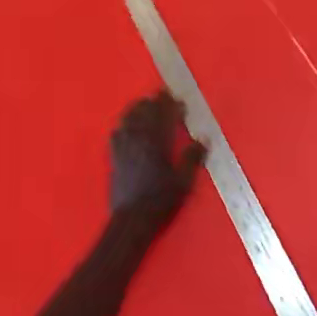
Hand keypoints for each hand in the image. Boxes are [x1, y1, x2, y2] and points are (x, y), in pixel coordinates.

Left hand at [107, 92, 207, 241]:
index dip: (171, 105)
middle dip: (155, 102)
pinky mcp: (114, 156)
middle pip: (144, 112)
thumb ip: (192, 158)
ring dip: (138, 108)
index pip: (164, 115)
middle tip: (163, 96)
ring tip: (145, 104)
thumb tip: (203, 139)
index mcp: (156, 143)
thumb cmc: (161, 202)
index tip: (179, 99)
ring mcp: (123, 147)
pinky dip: (123, 123)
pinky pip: (116, 132)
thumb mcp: (183, 182)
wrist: (132, 219)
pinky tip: (125, 125)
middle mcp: (137, 140)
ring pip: (128, 118)